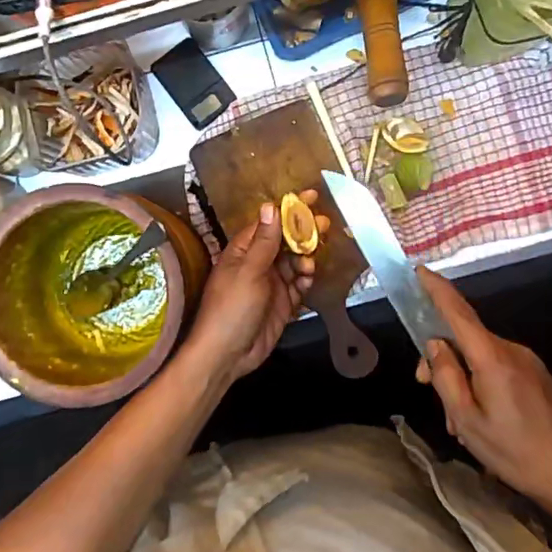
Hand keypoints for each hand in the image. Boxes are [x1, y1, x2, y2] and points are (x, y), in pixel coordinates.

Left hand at [182, 193, 322, 383]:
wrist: (228, 355)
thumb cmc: (230, 310)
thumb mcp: (249, 272)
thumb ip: (264, 241)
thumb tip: (270, 207)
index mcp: (243, 252)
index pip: (269, 223)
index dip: (289, 210)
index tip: (310, 197)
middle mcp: (258, 264)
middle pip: (286, 241)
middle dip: (304, 233)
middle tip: (324, 225)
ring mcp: (271, 284)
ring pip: (295, 262)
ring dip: (305, 259)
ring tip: (308, 265)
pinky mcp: (282, 303)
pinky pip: (299, 285)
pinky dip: (305, 280)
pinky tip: (307, 280)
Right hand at [414, 267, 551, 514]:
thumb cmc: (516, 451)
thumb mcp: (468, 421)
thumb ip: (446, 378)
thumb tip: (435, 344)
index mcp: (492, 357)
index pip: (459, 313)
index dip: (437, 290)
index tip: (420, 271)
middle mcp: (512, 350)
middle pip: (466, 340)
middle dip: (443, 362)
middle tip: (429, 394)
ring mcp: (528, 362)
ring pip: (482, 359)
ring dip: (464, 382)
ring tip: (462, 425)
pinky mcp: (538, 376)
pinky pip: (500, 370)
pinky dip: (483, 386)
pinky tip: (484, 422)